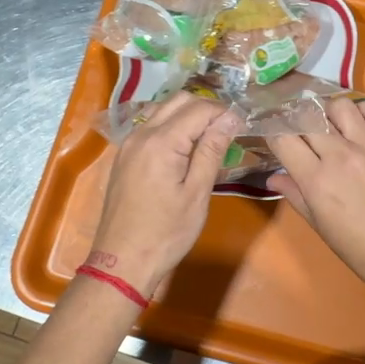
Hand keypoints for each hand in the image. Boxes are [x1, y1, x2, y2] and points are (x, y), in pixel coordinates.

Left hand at [89, 92, 241, 296]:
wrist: (122, 262)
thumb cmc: (166, 233)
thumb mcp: (197, 194)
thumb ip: (212, 151)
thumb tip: (230, 119)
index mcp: (161, 142)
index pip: (199, 108)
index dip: (224, 113)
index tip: (242, 126)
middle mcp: (142, 134)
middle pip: (179, 100)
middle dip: (206, 108)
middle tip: (228, 129)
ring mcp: (129, 143)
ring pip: (163, 109)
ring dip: (187, 113)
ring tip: (209, 135)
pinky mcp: (124, 155)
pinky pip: (151, 124)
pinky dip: (171, 124)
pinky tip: (184, 145)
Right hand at [266, 96, 364, 303]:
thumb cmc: (360, 249)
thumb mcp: (320, 226)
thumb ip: (296, 195)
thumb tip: (273, 179)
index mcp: (317, 180)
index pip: (283, 138)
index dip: (273, 133)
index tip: (273, 135)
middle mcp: (340, 156)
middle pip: (308, 118)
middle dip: (297, 120)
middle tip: (298, 129)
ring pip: (341, 106)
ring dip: (329, 112)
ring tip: (330, 125)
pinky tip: (361, 126)